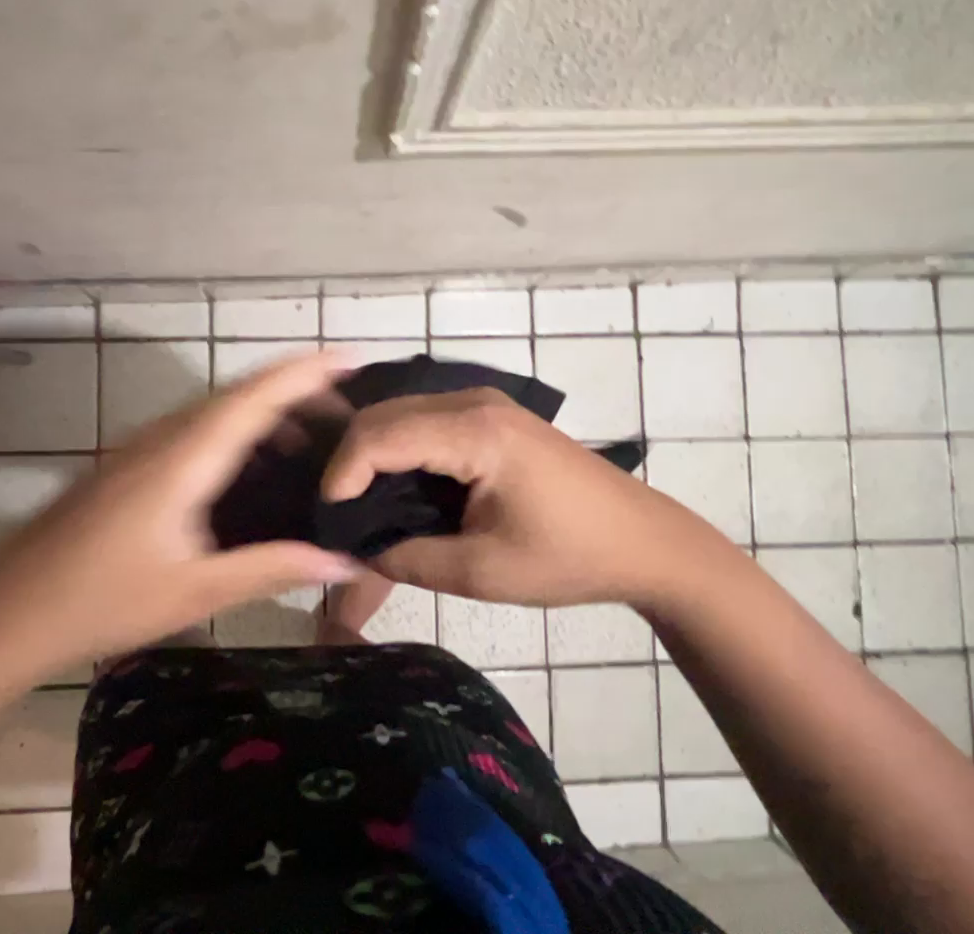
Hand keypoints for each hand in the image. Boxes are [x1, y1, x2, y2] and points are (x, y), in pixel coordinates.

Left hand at [0, 351, 365, 681]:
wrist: (4, 614)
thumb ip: (273, 568)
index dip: (305, 372)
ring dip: (263, 414)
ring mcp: (137, 450)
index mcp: (183, 459)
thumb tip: (344, 561)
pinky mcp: (124, 467)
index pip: (254, 397)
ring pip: (212, 412)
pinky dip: (233, 434)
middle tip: (344, 414)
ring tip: (308, 443)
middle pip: (236, 395)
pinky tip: (248, 472)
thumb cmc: (102, 602)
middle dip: (294, 391)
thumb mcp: (198, 590)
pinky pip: (191, 431)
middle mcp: (161, 439)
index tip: (350, 359)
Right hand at [322, 389, 719, 608]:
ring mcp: (487, 405)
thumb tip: (357, 550)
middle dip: (350, 462)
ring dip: (374, 455)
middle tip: (338, 517)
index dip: (342, 476)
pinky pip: (427, 423)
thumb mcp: (480, 571)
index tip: (330, 522)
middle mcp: (475, 402)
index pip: (379, 436)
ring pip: (402, 415)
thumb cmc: (568, 558)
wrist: (643, 542)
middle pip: (384, 416)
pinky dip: (402, 452)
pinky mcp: (495, 417)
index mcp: (475, 433)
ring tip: (361, 507)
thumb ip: (407, 558)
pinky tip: (398, 491)